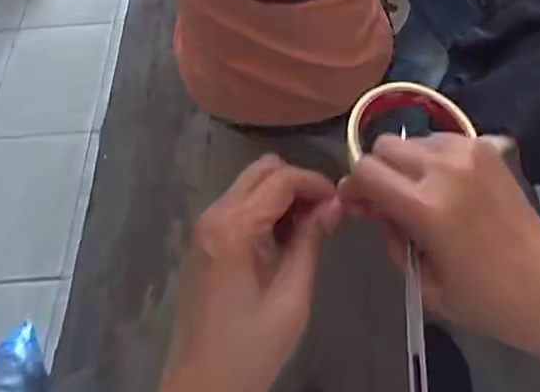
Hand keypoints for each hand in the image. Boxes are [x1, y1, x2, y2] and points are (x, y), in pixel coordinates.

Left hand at [163, 156, 344, 391]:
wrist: (199, 390)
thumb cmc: (248, 351)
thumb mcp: (291, 299)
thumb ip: (311, 242)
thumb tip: (334, 204)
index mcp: (233, 227)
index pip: (281, 179)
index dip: (315, 182)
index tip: (339, 201)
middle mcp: (213, 214)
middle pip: (263, 169)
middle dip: (297, 182)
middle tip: (323, 212)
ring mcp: (204, 224)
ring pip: (251, 182)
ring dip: (281, 193)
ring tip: (307, 225)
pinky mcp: (203, 238)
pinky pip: (239, 201)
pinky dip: (264, 206)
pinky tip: (281, 236)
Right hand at [340, 135, 539, 357]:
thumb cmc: (485, 298)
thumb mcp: (425, 284)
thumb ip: (389, 238)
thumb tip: (368, 206)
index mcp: (427, 206)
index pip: (367, 170)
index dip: (354, 187)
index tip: (357, 204)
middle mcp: (444, 167)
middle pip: (384, 145)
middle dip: (378, 171)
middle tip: (388, 200)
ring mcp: (466, 150)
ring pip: (411, 139)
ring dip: (406, 162)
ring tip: (422, 193)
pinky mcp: (483, 145)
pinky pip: (439, 138)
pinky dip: (432, 157)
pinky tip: (446, 185)